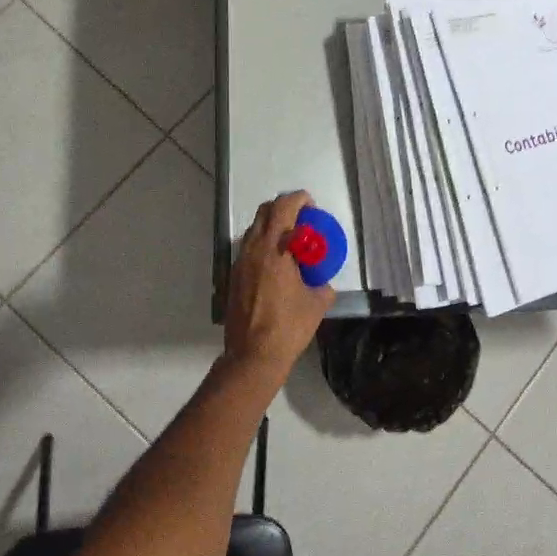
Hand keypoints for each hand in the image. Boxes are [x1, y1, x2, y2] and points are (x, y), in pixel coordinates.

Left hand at [222, 191, 335, 383]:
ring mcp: (240, 262)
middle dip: (283, 207)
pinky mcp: (233, 277)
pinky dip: (263, 245)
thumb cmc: (288, 327)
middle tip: (301, 218)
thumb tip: (323, 282)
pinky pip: (248, 248)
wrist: (253, 355)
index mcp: (275, 250)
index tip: (311, 204)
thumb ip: (322, 285)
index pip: (284, 208)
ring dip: (271, 226)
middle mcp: (254, 249)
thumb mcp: (317, 304)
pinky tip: (276, 264)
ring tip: (289, 241)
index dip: (298, 199)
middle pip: (265, 212)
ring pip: (254, 229)